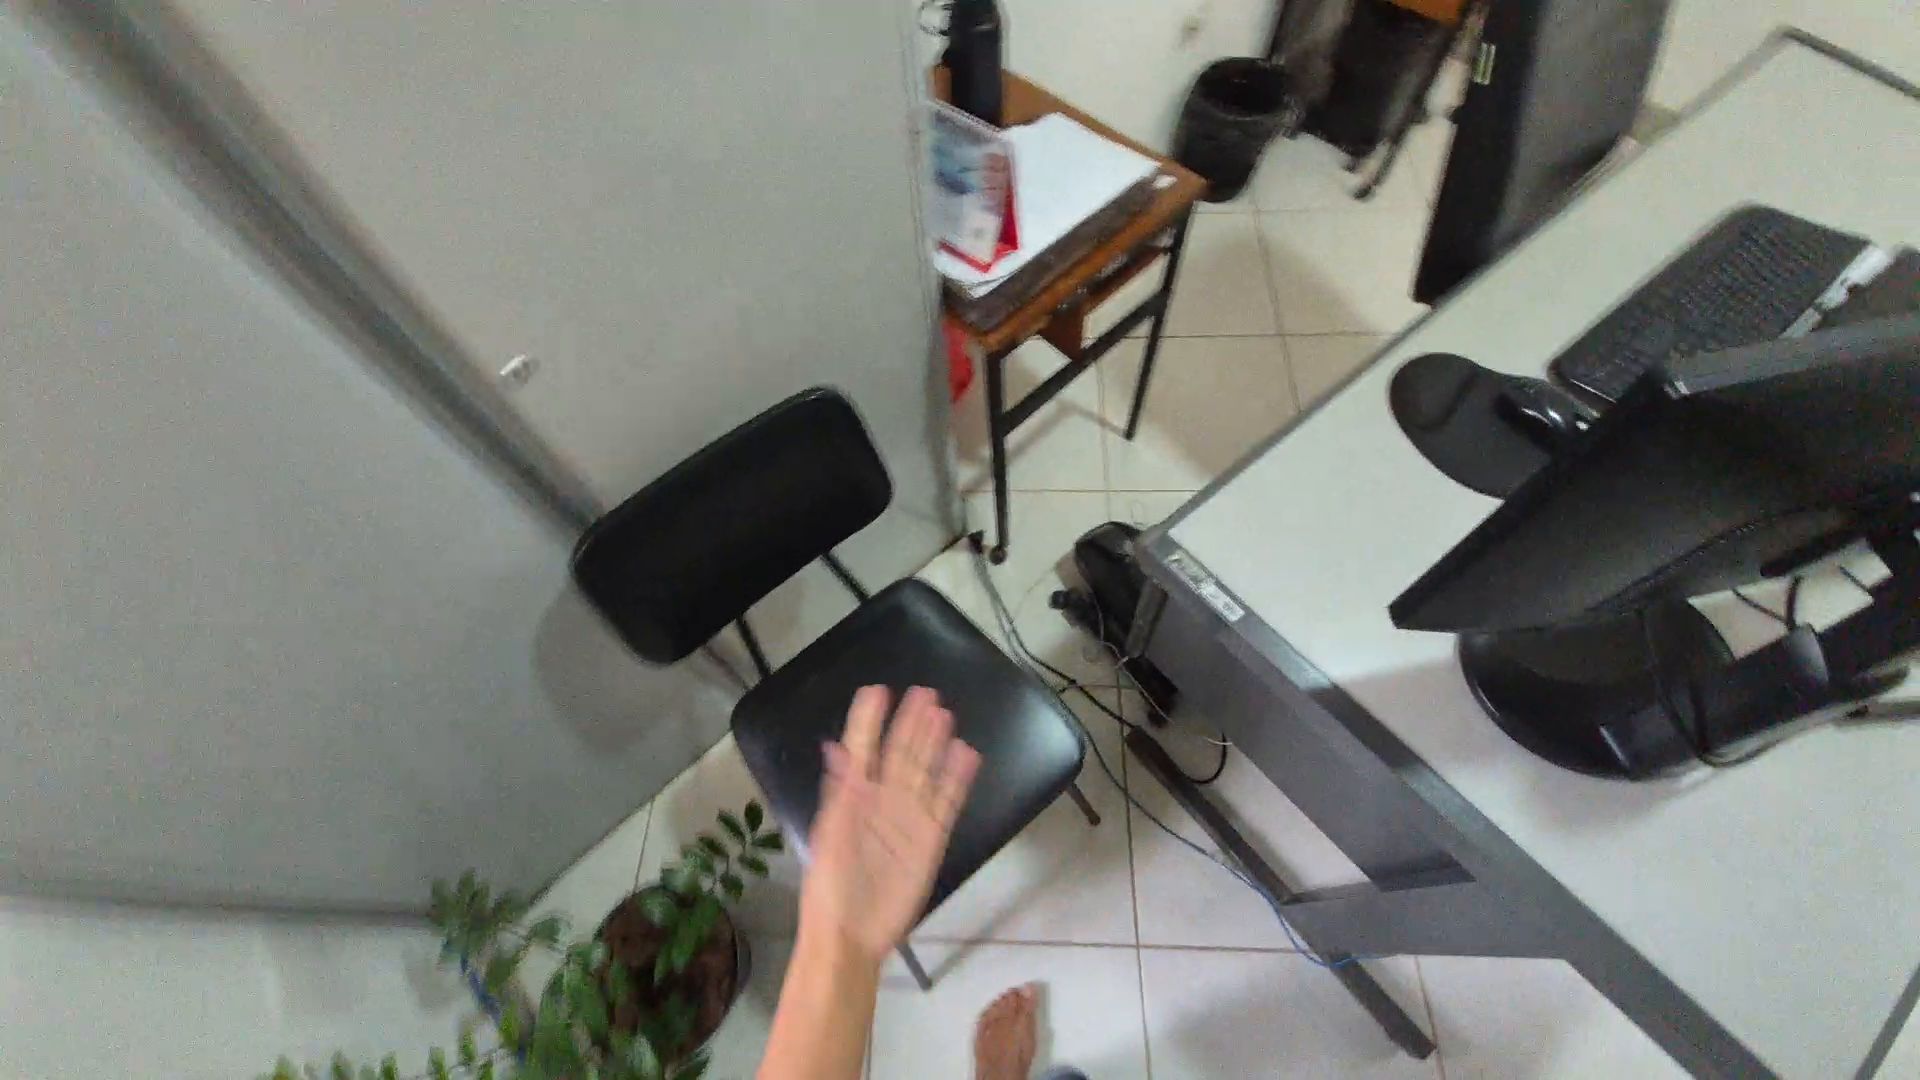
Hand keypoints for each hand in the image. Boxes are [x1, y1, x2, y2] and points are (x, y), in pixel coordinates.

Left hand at [799, 685, 981, 962]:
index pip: (862, 748)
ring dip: (934, 743)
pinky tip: (965, 754)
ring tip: (944, 713)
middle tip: (924, 693)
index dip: (868, 720)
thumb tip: (836, 746)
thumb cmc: (829, 886)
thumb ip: (839, 790)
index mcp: (853, 795)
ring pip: (925, 771)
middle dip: (910, 723)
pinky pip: (946, 802)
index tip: (877, 691)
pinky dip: (957, 779)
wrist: (851, 936)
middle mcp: (883, 799)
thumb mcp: (829, 835)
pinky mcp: (931, 838)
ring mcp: (909, 817)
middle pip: (901, 753)